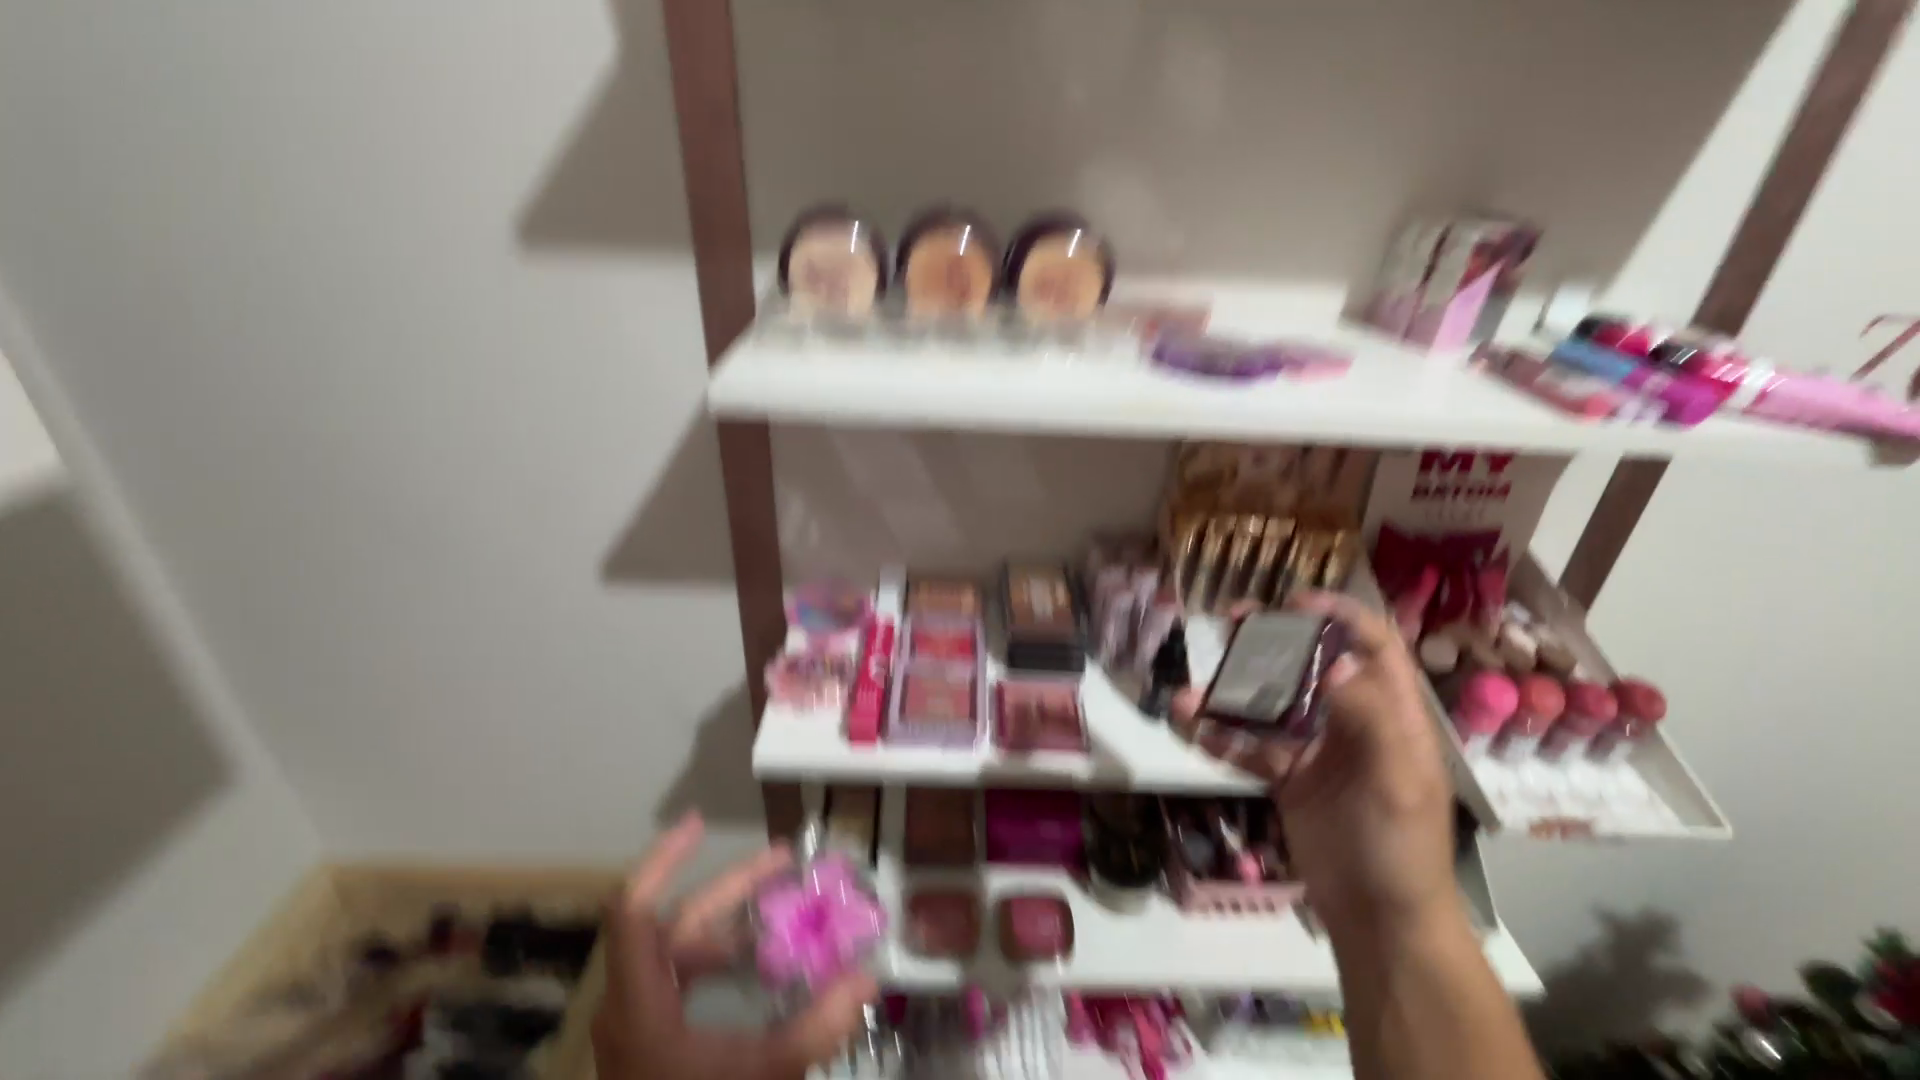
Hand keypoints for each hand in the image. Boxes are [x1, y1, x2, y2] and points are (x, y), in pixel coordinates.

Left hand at [592, 813, 880, 1079]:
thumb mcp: (765, 1075)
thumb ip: (818, 1027)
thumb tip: (867, 978)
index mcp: (639, 1005)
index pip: (634, 912)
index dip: (663, 862)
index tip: (698, 825)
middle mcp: (631, 1003)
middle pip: (673, 923)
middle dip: (730, 888)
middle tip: (784, 861)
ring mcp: (638, 1023)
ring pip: (680, 949)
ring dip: (730, 923)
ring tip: (782, 906)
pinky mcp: (652, 1039)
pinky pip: (683, 978)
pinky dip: (720, 959)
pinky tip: (757, 960)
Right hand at [1173, 592, 1461, 938]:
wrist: (1379, 918)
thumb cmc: (1401, 847)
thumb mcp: (1396, 780)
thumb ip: (1368, 716)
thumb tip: (1334, 659)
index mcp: (1391, 715)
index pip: (1373, 647)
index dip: (1340, 617)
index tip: (1295, 602)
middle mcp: (1352, 722)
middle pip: (1310, 666)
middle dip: (1271, 642)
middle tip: (1229, 623)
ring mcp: (1315, 749)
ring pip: (1269, 705)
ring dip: (1230, 693)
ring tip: (1187, 691)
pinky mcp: (1287, 778)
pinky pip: (1248, 747)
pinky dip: (1219, 736)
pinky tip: (1188, 726)